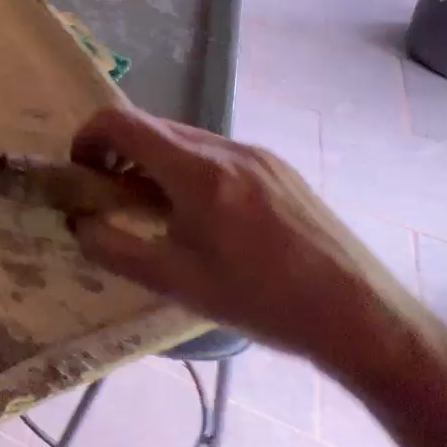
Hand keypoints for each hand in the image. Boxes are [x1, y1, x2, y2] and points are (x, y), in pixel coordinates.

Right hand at [67, 107, 416, 374]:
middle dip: (116, 151)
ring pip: (181, 138)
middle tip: (111, 192)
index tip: (82, 172)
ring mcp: (259, 157)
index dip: (87, 138)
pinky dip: (186, 167)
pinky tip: (201, 212)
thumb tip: (77, 223)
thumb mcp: (173, 281)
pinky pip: (214, 152)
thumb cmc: (263, 301)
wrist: (369, 323)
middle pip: (148, 126)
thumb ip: (110, 247)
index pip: (119, 122)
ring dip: (151, 159)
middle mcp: (226, 150)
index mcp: (196, 171)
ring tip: (155, 205)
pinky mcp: (280, 170)